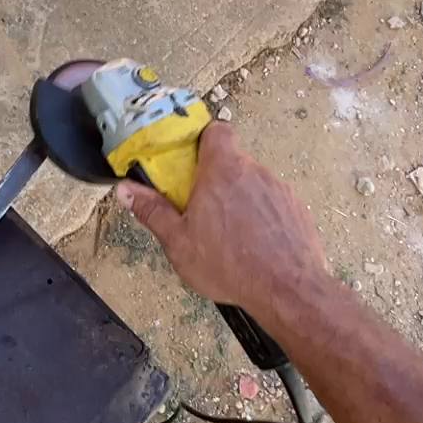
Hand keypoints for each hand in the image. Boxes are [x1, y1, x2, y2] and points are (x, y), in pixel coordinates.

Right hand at [116, 122, 330, 310]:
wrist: (288, 290)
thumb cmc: (232, 265)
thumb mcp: (178, 241)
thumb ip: (152, 210)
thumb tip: (127, 190)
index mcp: (221, 171)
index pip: (215, 131)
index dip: (201, 140)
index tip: (187, 160)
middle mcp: (253, 172)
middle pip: (229, 160)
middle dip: (213, 179)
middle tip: (198, 207)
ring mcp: (277, 189)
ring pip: (250, 183)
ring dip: (236, 199)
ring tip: (225, 232)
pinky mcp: (294, 209)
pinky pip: (269, 202)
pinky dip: (258, 216)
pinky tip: (249, 242)